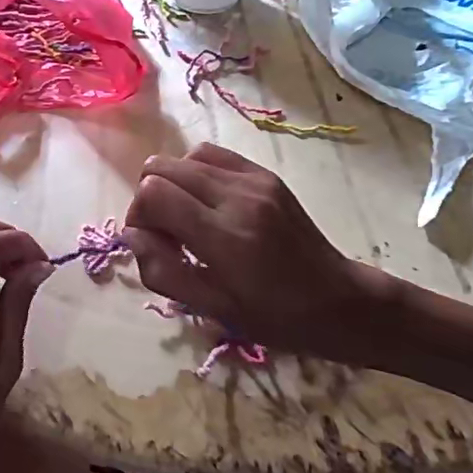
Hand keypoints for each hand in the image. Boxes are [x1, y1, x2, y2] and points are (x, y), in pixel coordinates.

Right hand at [121, 144, 381, 359]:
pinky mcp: (266, 175)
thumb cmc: (274, 317)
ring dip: (172, 184)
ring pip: (184, 157)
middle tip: (165, 233)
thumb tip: (134, 236)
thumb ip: (163, 271)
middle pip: (161, 167)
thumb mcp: (212, 309)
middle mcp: (238, 197)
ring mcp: (255, 180)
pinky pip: (213, 155)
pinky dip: (196, 174)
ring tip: (186, 218)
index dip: (137, 216)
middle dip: (149, 198)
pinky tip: (207, 204)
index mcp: (224, 237)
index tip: (150, 243)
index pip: (153, 194)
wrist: (337, 300)